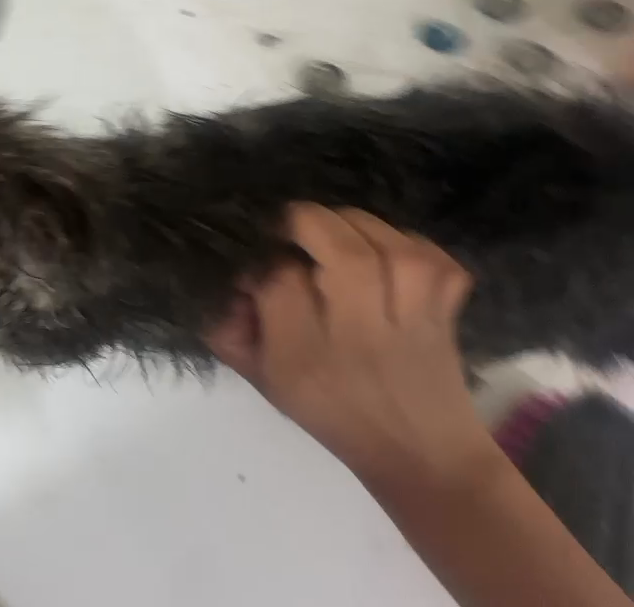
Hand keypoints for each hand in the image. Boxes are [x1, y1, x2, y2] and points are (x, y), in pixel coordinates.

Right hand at [207, 203, 497, 488]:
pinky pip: (438, 262)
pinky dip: (410, 242)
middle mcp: (363, 332)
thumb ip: (228, 327)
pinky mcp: (448, 315)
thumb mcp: (260, 375)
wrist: (422, 455)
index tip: (251, 266)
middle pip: (344, 250)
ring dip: (354, 225)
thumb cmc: (328, 410)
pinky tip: (383, 249)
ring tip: (330, 232)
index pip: (277, 278)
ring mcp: (415, 322)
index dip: (258, 258)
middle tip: (287, 231)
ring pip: (393, 247)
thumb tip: (230, 278)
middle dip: (306, 222)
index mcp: (305, 353)